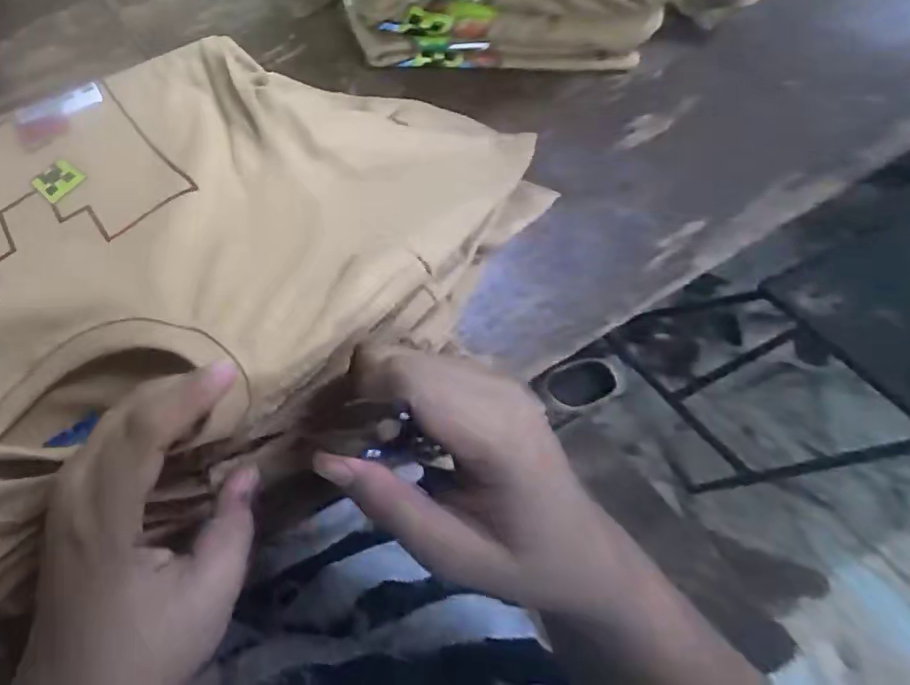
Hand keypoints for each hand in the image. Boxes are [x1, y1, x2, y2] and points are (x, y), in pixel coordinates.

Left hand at [16, 363, 259, 684]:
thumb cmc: (142, 654)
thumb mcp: (204, 603)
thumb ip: (231, 531)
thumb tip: (248, 471)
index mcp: (102, 513)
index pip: (144, 430)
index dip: (187, 394)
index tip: (227, 372)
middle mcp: (74, 487)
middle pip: (124, 413)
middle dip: (174, 387)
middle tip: (221, 380)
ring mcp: (62, 488)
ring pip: (110, 418)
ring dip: (156, 399)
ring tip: (201, 394)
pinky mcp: (63, 494)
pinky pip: (103, 436)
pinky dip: (139, 419)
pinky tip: (167, 423)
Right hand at [311, 346, 636, 617]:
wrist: (585, 552)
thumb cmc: (519, 560)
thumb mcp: (450, 554)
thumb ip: (389, 505)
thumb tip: (323, 459)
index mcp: (496, 433)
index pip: (406, 377)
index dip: (362, 396)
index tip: (352, 440)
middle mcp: (496, 387)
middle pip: (398, 355)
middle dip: (365, 391)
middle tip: (370, 443)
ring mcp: (494, 372)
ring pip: (404, 350)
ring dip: (381, 386)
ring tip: (392, 437)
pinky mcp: (487, 370)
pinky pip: (421, 356)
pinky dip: (400, 382)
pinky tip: (413, 425)